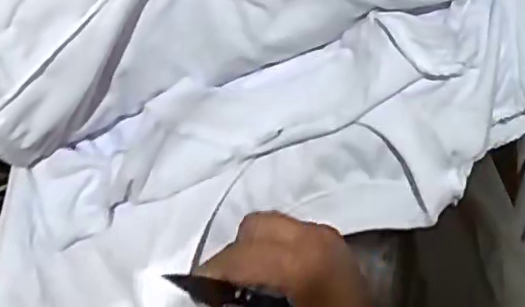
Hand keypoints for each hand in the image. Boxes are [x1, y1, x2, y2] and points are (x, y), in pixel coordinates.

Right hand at [195, 212, 368, 306]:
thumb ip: (242, 302)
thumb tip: (211, 296)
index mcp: (302, 256)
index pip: (240, 252)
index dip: (209, 273)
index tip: (188, 292)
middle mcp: (315, 233)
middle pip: (256, 226)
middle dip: (231, 257)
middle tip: (215, 292)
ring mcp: (328, 234)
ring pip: (274, 225)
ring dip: (252, 251)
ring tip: (239, 288)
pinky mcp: (335, 245)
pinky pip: (293, 234)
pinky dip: (273, 252)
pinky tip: (268, 283)